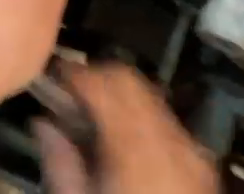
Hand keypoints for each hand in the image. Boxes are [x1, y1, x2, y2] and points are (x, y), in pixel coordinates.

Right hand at [35, 64, 215, 193]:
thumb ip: (60, 163)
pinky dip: (140, 118)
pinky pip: (166, 123)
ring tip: (92, 119)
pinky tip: (121, 143)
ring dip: (118, 97)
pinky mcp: (200, 170)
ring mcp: (190, 154)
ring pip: (148, 97)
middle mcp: (167, 140)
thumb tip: (42, 122)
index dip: (72, 73)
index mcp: (134, 149)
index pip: (101, 83)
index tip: (52, 77)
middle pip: (128, 81)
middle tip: (69, 95)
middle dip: (96, 79)